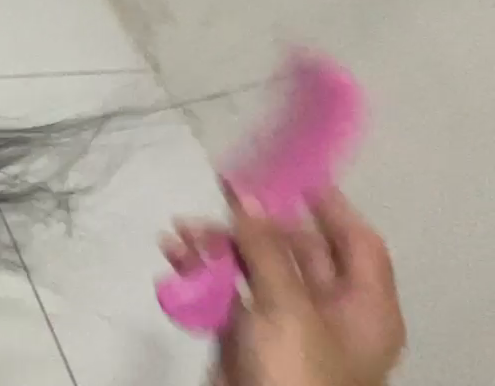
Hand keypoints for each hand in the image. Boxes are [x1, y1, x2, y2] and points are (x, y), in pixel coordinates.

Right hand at [162, 190, 404, 385]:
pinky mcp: (244, 326)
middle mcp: (327, 307)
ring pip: (250, 262)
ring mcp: (284, 317)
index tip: (287, 167)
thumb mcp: (286, 306)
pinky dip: (197, 265)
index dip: (327, 204)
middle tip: (216, 192)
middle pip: (293, 247)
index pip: (355, 242)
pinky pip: (222, 283)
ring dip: (215, 241)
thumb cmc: (297, 369)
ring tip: (181, 230)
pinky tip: (172, 251)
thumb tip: (246, 195)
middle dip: (251, 221)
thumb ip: (265, 250)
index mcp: (360, 306)